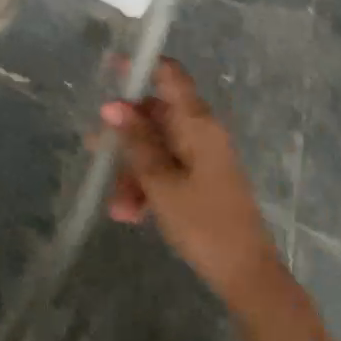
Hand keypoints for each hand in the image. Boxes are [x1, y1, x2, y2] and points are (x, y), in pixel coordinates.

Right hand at [100, 58, 283, 299]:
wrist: (246, 274)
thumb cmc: (202, 222)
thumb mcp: (160, 182)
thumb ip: (135, 141)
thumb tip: (112, 105)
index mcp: (197, 123)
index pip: (170, 75)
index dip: (141, 65)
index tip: (110, 67)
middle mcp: (201, 132)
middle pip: (155, 116)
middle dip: (125, 136)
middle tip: (94, 149)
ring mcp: (203, 157)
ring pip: (157, 147)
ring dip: (132, 172)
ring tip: (117, 208)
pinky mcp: (202, 180)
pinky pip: (167, 170)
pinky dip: (147, 186)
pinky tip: (130, 214)